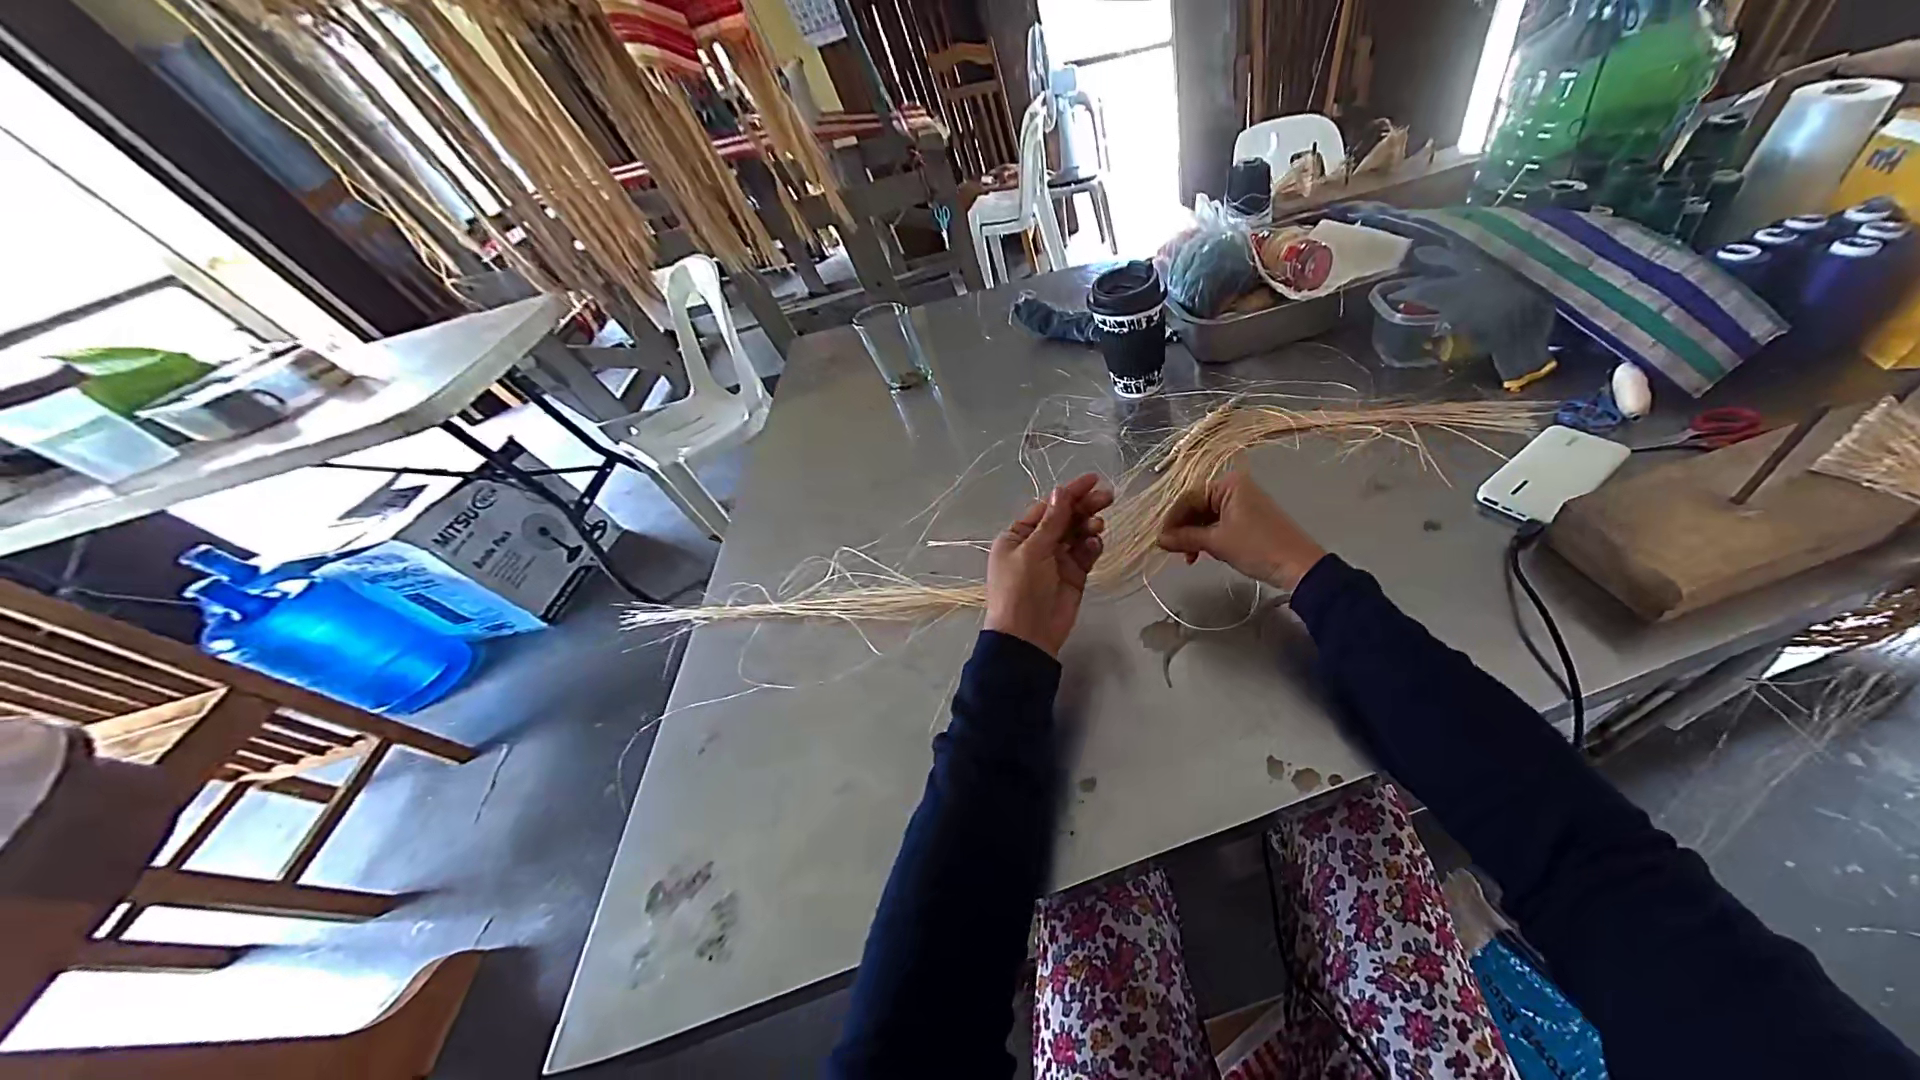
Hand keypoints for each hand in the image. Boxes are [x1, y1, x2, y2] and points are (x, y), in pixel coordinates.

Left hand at [984, 473, 1112, 656]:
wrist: (1027, 635)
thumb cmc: (1021, 588)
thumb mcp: (1032, 551)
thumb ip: (1051, 522)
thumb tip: (1061, 491)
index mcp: (1018, 536)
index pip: (1046, 507)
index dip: (1068, 493)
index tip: (1093, 481)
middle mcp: (1036, 545)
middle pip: (1064, 518)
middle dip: (1084, 507)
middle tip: (1107, 497)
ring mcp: (1056, 560)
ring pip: (1077, 535)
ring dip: (1088, 526)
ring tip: (1098, 525)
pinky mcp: (1073, 575)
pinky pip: (1085, 554)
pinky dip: (1091, 546)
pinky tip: (1095, 543)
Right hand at [1156, 470, 1325, 589]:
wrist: (1299, 566)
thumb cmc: (1257, 547)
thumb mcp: (1217, 542)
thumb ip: (1185, 538)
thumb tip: (1159, 539)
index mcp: (1229, 484)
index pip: (1188, 498)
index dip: (1172, 519)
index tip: (1161, 540)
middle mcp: (1235, 488)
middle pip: (1196, 506)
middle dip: (1183, 529)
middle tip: (1171, 550)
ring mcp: (1242, 503)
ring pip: (1206, 517)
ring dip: (1194, 536)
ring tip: (1188, 556)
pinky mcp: (1248, 519)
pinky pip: (1218, 524)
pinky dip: (1207, 538)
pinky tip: (1201, 553)